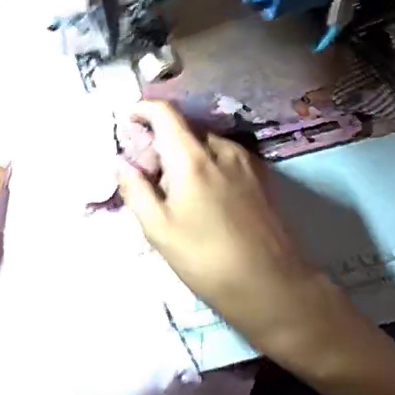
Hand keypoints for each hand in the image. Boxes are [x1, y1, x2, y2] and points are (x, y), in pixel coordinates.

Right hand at [116, 101, 371, 378]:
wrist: (273, 285)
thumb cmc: (207, 260)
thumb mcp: (160, 230)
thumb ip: (136, 190)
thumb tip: (122, 161)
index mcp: (193, 157)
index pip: (165, 112)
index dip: (142, 110)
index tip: (127, 123)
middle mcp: (222, 149)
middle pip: (184, 129)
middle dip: (161, 143)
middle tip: (147, 177)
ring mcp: (246, 161)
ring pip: (205, 144)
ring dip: (185, 156)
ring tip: (176, 195)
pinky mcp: (260, 177)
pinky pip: (224, 159)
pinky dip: (206, 166)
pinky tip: (204, 200)